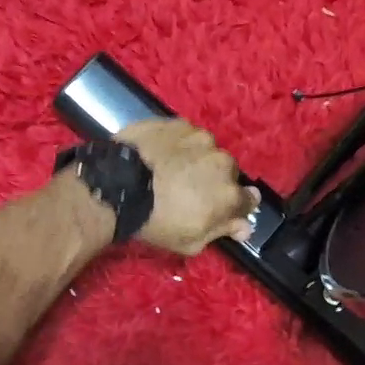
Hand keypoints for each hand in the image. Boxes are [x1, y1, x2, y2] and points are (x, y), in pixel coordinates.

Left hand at [116, 120, 259, 255]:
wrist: (116, 186)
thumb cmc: (154, 222)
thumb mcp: (189, 242)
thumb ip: (221, 231)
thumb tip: (244, 226)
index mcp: (229, 193)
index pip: (249, 200)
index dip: (237, 206)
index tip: (222, 209)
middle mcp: (221, 160)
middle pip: (226, 171)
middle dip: (214, 180)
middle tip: (190, 189)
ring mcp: (199, 137)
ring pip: (205, 149)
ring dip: (196, 158)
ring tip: (172, 168)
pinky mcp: (176, 123)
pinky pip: (184, 135)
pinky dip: (176, 144)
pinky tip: (160, 154)